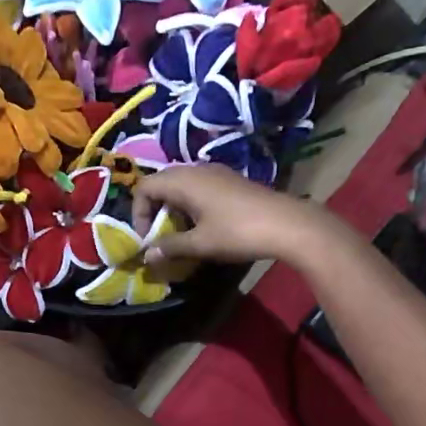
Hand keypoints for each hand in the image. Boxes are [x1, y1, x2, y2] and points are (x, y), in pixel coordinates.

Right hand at [133, 165, 342, 266]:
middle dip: (155, 211)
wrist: (287, 224)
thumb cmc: (238, 232)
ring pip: (181, 187)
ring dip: (174, 210)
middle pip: (161, 184)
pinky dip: (191, 206)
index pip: (144, 187)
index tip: (148, 238)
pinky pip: (199, 189)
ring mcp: (215, 173)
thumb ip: (170, 247)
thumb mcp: (200, 244)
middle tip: (161, 238)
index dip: (138, 213)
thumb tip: (147, 255)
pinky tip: (203, 228)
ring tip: (182, 236)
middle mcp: (196, 170)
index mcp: (183, 180)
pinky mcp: (230, 182)